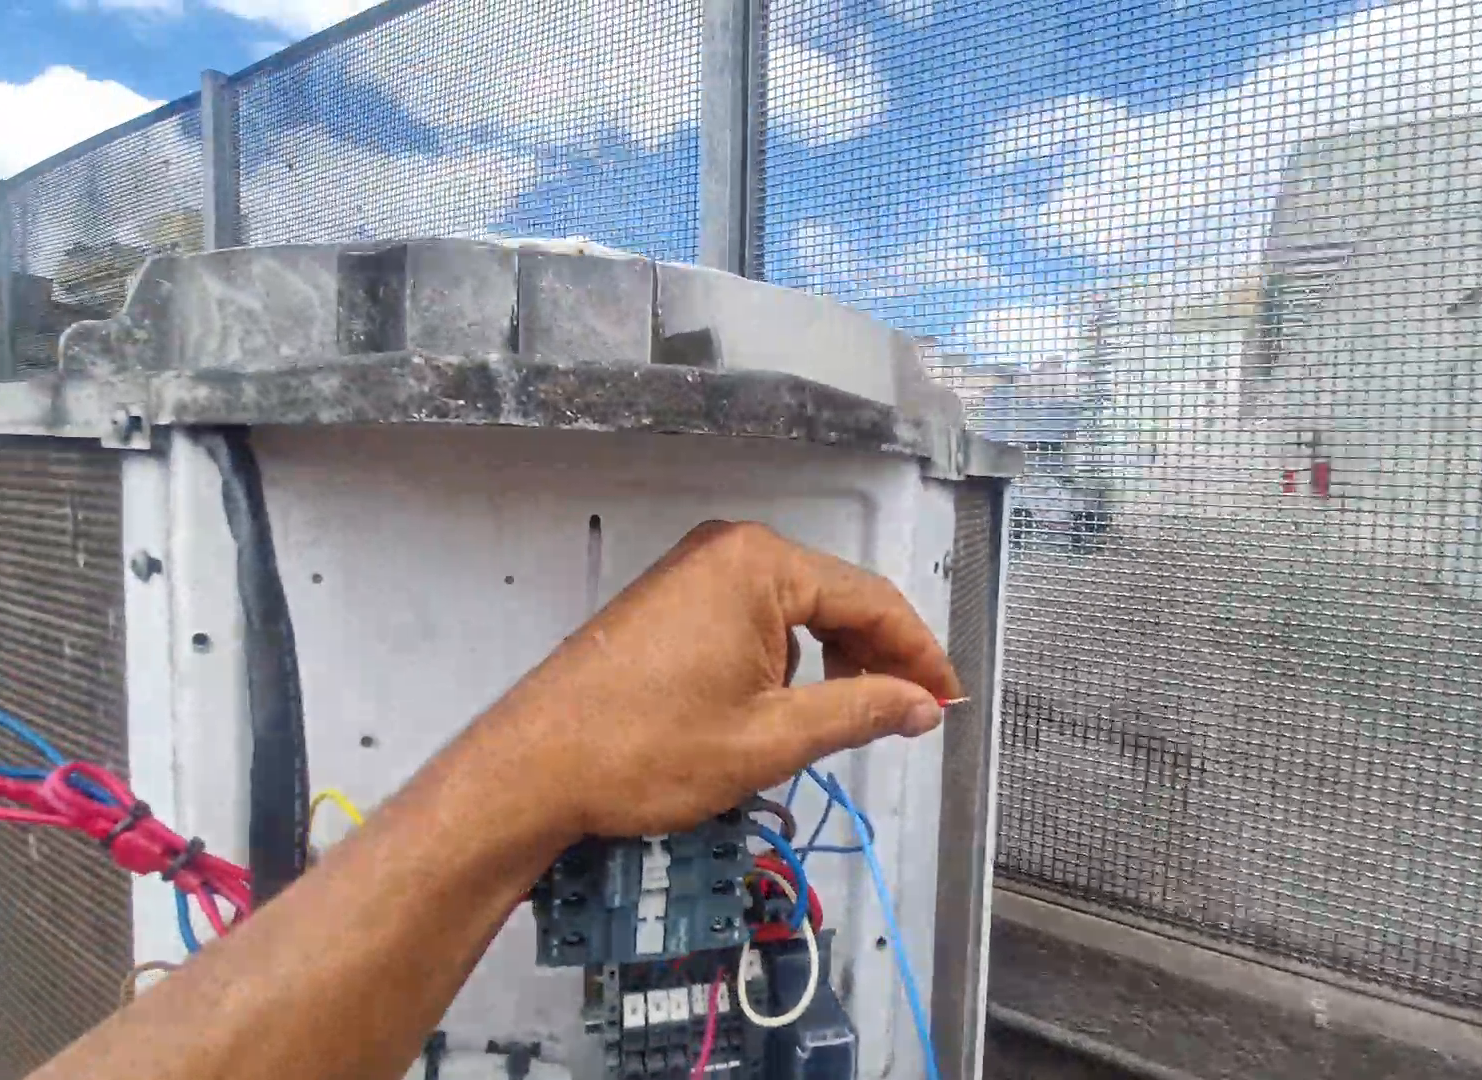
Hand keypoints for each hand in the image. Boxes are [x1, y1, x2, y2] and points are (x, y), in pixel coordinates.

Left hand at [466, 521, 959, 840]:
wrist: (534, 764)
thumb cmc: (654, 749)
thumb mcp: (770, 738)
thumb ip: (859, 711)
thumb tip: (924, 704)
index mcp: (761, 563)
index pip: (869, 599)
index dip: (918, 652)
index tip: (947, 700)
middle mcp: (730, 548)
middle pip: (831, 596)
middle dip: (874, 655)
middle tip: (909, 714)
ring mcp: (695, 568)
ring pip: (791, 608)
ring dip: (829, 657)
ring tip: (852, 712)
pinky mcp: (672, 596)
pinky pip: (751, 615)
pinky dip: (783, 654)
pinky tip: (787, 697)